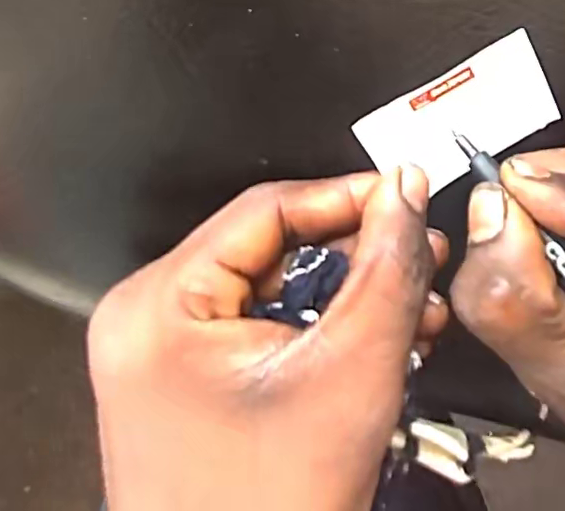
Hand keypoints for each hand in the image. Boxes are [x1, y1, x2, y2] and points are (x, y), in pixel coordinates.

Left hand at [88, 168, 449, 510]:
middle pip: (275, 241)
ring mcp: (167, 345)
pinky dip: (325, 315)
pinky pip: (269, 312)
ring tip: (410, 293)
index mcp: (159, 306)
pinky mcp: (191, 369)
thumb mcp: (349, 374)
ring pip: (279, 276)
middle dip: (357, 246)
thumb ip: (386, 267)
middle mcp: (149, 315)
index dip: (347, 196)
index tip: (402, 194)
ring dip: (350, 283)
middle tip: (415, 248)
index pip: (269, 208)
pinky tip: (376, 324)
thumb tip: (402, 190)